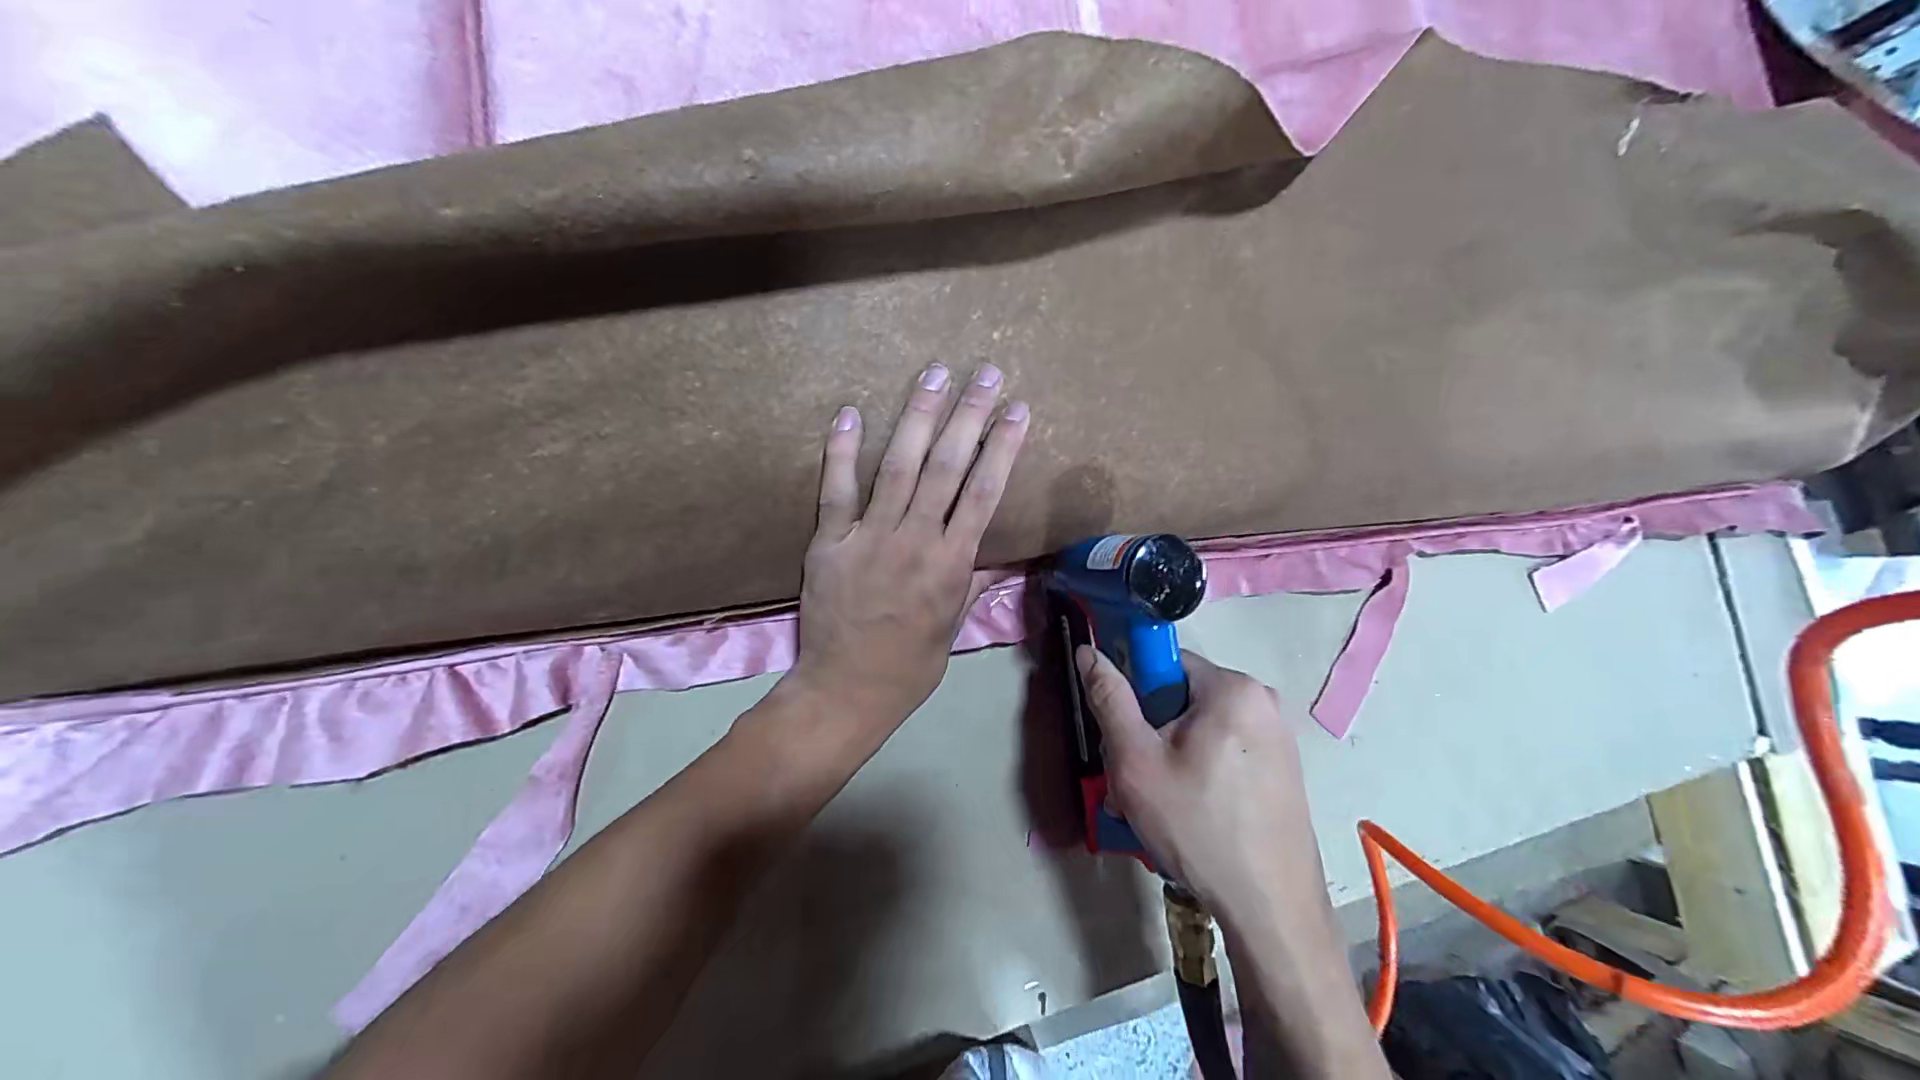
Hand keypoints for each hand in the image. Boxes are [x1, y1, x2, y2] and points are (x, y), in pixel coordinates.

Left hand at [785, 362, 1029, 732]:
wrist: (846, 689)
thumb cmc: (910, 665)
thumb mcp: (954, 627)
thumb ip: (975, 582)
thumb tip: (1006, 557)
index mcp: (951, 564)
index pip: (983, 493)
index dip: (1003, 447)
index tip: (1018, 410)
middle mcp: (915, 540)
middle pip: (946, 466)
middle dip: (969, 415)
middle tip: (986, 373)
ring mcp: (869, 537)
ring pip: (898, 466)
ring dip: (918, 416)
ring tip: (935, 373)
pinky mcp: (830, 542)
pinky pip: (836, 489)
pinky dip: (843, 450)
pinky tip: (851, 412)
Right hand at [1077, 646, 1324, 920]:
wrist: (1272, 910)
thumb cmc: (1197, 826)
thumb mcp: (1136, 761)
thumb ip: (1109, 700)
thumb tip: (1090, 653)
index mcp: (1233, 687)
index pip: (1164, 663)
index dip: (1134, 694)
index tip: (1124, 735)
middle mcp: (1263, 701)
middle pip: (1181, 698)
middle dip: (1149, 734)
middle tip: (1133, 780)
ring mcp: (1278, 738)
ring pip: (1200, 730)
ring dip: (1169, 759)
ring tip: (1156, 805)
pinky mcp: (1282, 770)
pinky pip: (1224, 753)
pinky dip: (1198, 774)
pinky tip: (1187, 814)